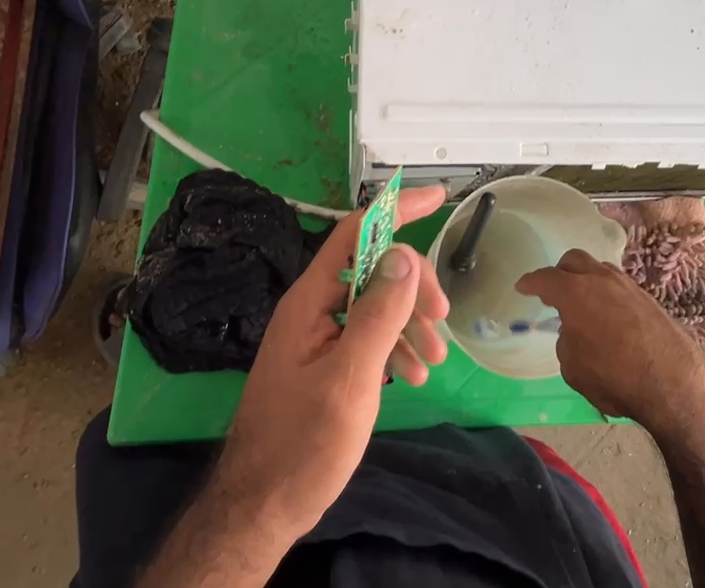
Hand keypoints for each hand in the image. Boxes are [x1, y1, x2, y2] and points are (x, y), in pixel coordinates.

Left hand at [210, 186, 448, 541]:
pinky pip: (367, 335)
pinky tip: (413, 374)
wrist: (261, 508)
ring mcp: (317, 335)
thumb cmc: (302, 445)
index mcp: (310, 301)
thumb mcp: (350, 378)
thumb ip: (379, 314)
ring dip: (410, 323)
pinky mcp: (324, 361)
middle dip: (414, 288)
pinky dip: (396, 347)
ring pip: (375, 304)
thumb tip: (405, 254)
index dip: (396, 209)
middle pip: (374, 269)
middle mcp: (312, 308)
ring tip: (435, 359)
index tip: (437, 196)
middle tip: (443, 319)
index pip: (356, 232)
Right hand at [516, 249, 704, 439]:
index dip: (531, 282)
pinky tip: (608, 314)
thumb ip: (568, 341)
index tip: (523, 286)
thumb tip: (576, 330)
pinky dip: (607, 294)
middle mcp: (602, 280)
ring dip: (587, 280)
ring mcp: (629, 286)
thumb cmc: (614, 376)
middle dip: (560, 271)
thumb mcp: (573, 368)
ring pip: (601, 270)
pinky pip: (619, 286)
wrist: (674, 381)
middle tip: (553, 289)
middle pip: (575, 260)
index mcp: (575, 293)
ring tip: (583, 301)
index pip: (546, 278)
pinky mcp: (649, 299)